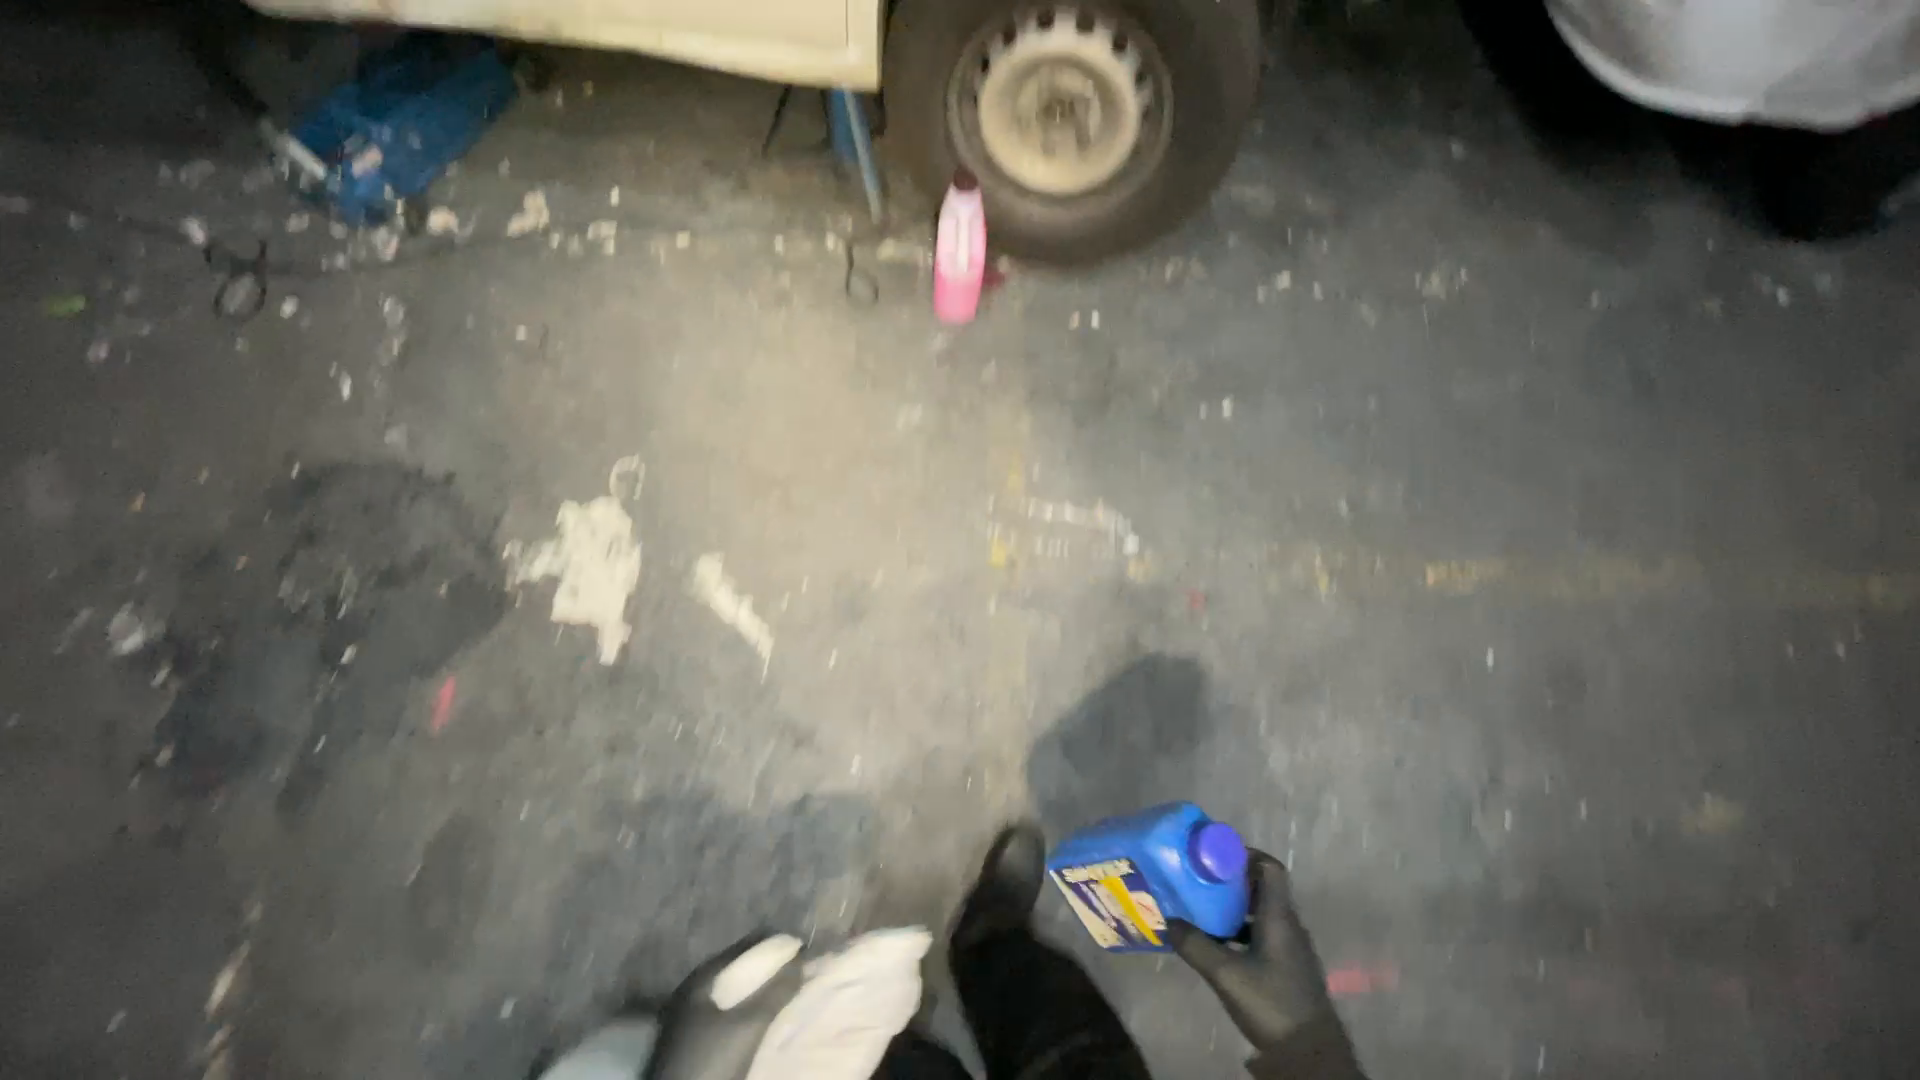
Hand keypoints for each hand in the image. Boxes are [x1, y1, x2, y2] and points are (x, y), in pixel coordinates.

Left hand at [644, 933, 804, 1079]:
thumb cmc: (709, 1061)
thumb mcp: (748, 1025)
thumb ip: (776, 991)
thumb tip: (801, 960)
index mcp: (699, 980)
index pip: (742, 948)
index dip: (772, 944)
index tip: (799, 948)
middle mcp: (690, 994)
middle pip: (735, 971)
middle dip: (766, 969)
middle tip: (797, 970)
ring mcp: (687, 1020)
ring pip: (731, 996)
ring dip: (757, 993)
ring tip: (785, 993)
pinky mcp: (690, 1044)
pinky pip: (725, 1016)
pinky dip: (746, 1012)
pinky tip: (761, 1021)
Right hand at [1166, 850, 1333, 1052]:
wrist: (1310, 1054)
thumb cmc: (1272, 1003)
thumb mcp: (1226, 974)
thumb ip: (1195, 945)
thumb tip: (1168, 921)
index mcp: (1279, 917)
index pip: (1270, 868)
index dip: (1244, 854)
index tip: (1214, 855)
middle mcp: (1288, 926)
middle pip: (1261, 888)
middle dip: (1230, 881)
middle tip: (1198, 880)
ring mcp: (1290, 949)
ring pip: (1260, 913)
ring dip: (1233, 908)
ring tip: (1201, 909)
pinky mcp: (1286, 969)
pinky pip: (1261, 935)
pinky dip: (1239, 931)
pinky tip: (1216, 944)